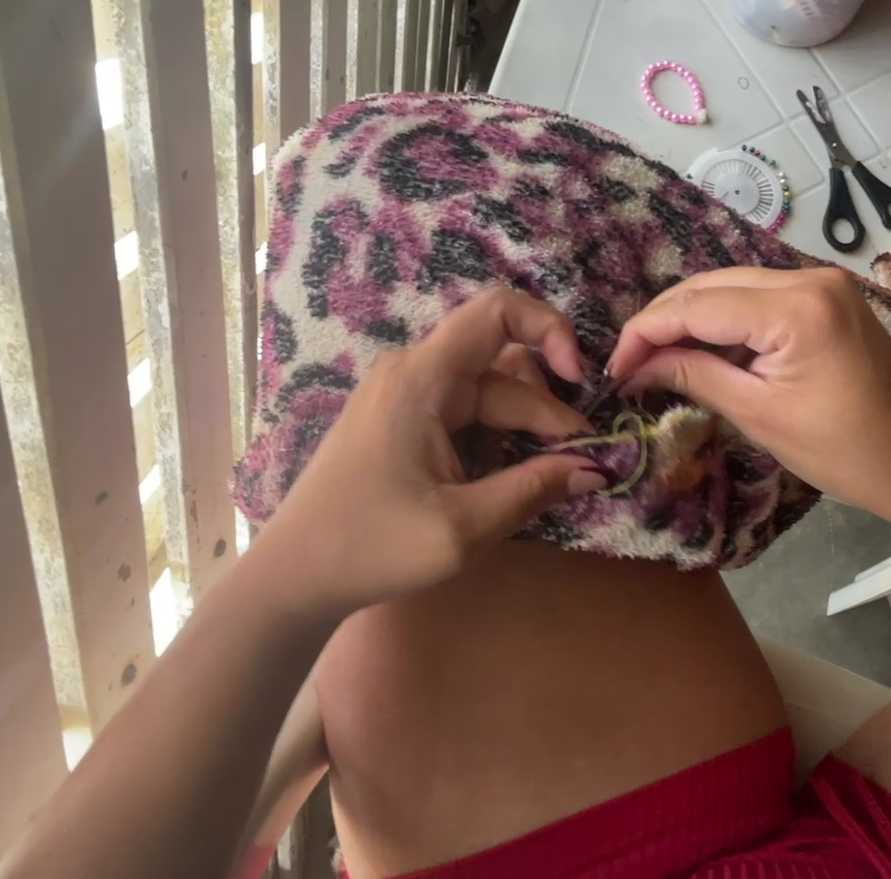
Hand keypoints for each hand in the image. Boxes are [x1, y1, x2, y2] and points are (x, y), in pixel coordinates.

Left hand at [266, 288, 607, 611]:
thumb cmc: (370, 548)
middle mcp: (414, 373)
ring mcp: (406, 396)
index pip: (498, 312)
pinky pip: (466, 413)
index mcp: (422, 379)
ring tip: (549, 474)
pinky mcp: (404, 421)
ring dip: (524, 429)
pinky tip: (509, 477)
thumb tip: (597, 469)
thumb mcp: (462, 528)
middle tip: (582, 463)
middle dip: (547, 411)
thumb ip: (534, 490)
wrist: (293, 578)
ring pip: (488, 394)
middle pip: (503, 368)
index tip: (579, 383)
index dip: (550, 330)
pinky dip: (497, 438)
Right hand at [608, 268, 890, 520]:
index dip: (646, 332)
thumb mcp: (758, 415)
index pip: (698, 305)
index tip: (614, 368)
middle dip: (663, 321)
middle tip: (629, 364)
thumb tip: (635, 366)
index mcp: (796, 308)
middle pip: (711, 286)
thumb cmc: (844, 452)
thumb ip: (693, 376)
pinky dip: (725, 321)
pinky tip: (703, 350)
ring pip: (731, 286)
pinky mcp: (827, 297)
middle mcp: (809, 278)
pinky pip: (759, 297)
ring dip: (691, 319)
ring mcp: (822, 283)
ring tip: (657, 359)